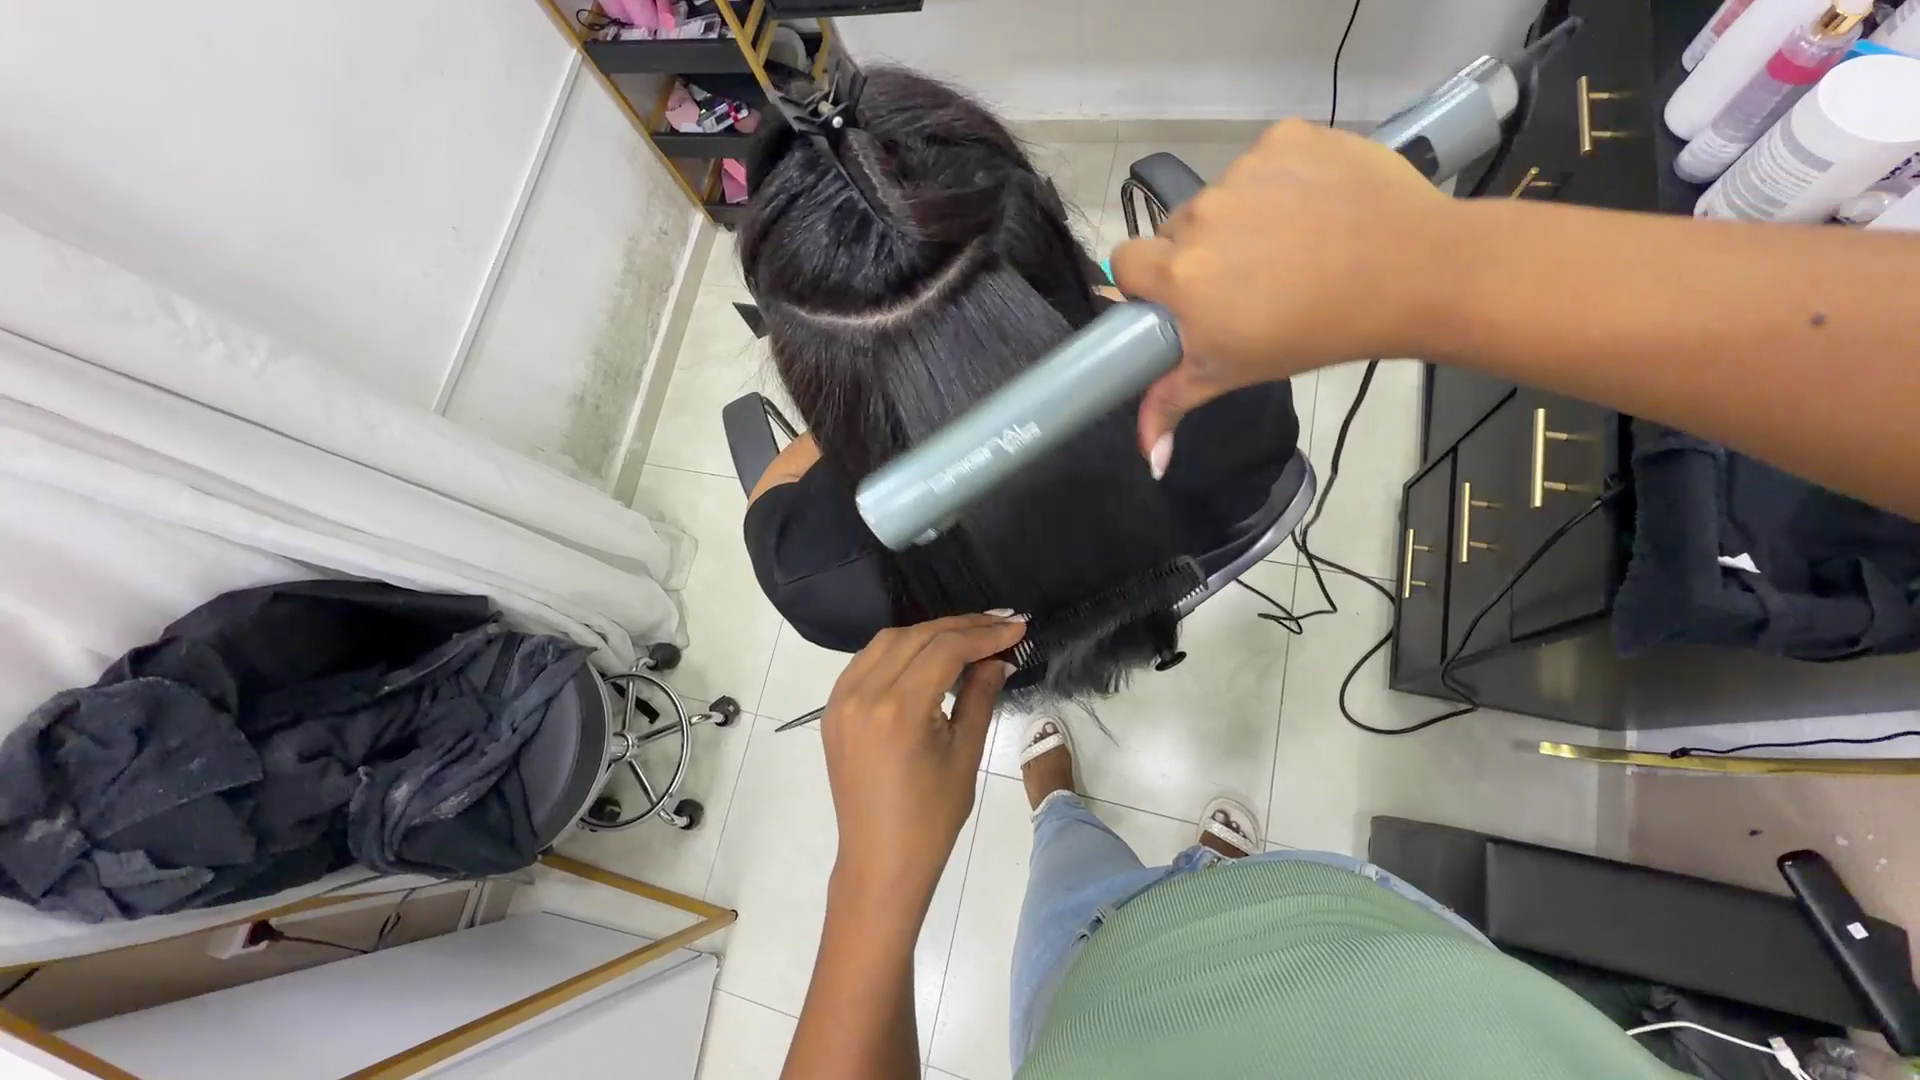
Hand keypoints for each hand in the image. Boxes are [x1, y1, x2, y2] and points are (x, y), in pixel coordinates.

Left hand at [820, 613, 1026, 903]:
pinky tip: (927, 654)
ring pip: (888, 641)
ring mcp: (841, 700)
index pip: (945, 649)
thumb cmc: (931, 819)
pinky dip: (900, 649)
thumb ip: (980, 695)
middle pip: (917, 636)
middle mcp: (863, 694)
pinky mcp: (834, 710)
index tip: (1018, 627)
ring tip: (970, 636)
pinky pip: (867, 660)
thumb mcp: (965, 754)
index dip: (985, 633)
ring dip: (930, 633)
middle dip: (962, 627)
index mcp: (898, 709)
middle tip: (1001, 625)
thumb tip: (998, 658)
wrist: (880, 861)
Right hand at [1110, 119, 1459, 464]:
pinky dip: (1281, 182)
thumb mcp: (1234, 372)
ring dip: (1240, 218)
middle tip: (1246, 280)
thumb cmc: (1315, 334)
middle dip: (1197, 253)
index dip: (1146, 281)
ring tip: (1291, 244)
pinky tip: (1314, 207)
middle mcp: (1199, 215)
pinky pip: (1263, 161)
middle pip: (1174, 230)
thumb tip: (1148, 459)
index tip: (1181, 298)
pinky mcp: (1285, 138)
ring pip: (1220, 196)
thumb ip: (1175, 404)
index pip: (1124, 262)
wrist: (1413, 274)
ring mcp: (1243, 171)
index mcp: (1178, 273)